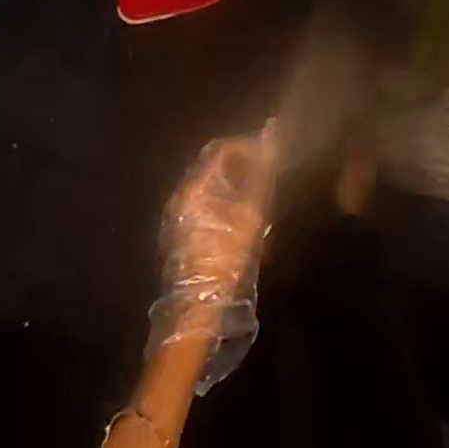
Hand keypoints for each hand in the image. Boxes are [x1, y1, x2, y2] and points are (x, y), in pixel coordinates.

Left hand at [158, 123, 277, 332]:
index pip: (220, 149)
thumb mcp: (251, 214)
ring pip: (210, 188)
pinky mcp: (180, 236)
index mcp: (192, 189)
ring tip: (262, 201)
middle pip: (213, 167)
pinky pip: (205, 206)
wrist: (198, 317)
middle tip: (270, 177)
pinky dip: (227, 205)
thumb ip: (263, 172)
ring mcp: (176, 219)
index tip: (272, 157)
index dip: (248, 147)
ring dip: (237, 188)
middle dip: (244, 167)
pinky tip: (244, 223)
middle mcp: (178, 198)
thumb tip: (272, 130)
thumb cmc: (226, 260)